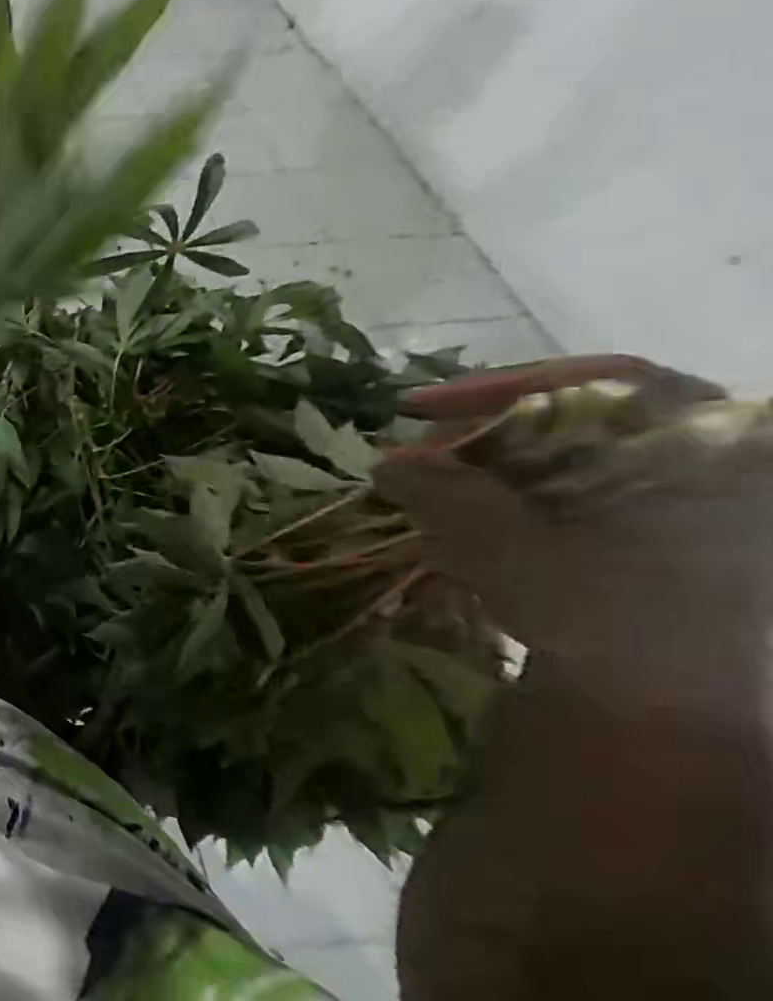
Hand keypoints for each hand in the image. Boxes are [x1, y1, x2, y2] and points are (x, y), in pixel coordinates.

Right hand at [374, 356, 772, 709]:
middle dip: (482, 436)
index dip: (502, 387)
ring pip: (569, 457)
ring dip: (487, 471)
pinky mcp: (660, 531)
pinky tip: (464, 524)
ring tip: (426, 496)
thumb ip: (445, 500)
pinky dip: (511, 498)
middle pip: (578, 418)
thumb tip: (383, 464)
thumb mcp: (517, 556)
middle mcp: (718, 462)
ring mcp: (693, 499)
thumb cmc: (617, 626)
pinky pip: (574, 490)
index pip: (603, 380)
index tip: (417, 409)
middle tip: (415, 461)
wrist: (682, 720)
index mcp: (718, 451)